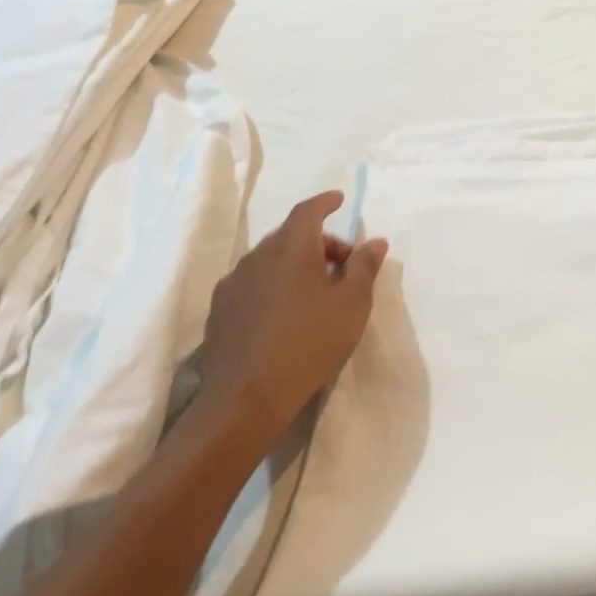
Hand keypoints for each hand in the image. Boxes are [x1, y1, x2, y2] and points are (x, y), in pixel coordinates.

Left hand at [198, 191, 388, 433]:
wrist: (248, 395)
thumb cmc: (311, 341)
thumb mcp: (352, 304)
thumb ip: (364, 267)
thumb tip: (375, 241)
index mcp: (292, 249)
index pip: (307, 211)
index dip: (325, 202)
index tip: (339, 200)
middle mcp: (257, 257)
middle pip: (290, 236)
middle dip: (319, 242)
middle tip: (344, 265)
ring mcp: (233, 284)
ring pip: (270, 261)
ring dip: (296, 265)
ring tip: (318, 294)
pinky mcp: (220, 310)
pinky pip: (254, 284)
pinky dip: (275, 285)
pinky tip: (287, 314)